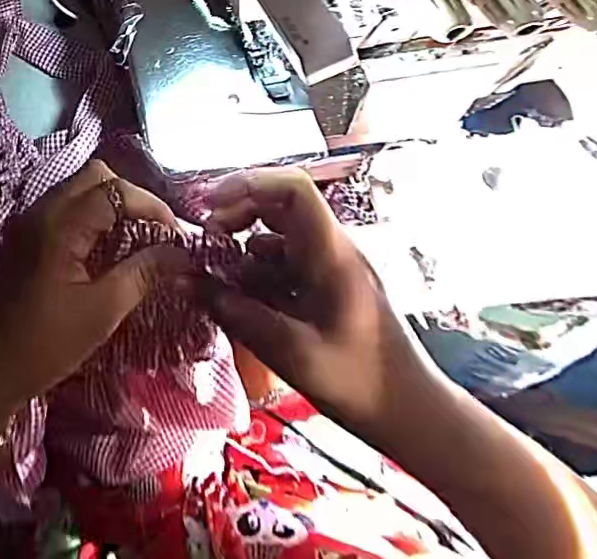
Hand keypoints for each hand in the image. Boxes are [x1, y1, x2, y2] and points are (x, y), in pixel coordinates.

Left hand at [0, 160, 185, 440]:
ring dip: (113, 202)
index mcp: (59, 225)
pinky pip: (66, 204)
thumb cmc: (44, 344)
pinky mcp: (26, 232)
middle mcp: (42, 210)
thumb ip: (142, 274)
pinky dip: (93, 213)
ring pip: (80, 187)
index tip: (176, 233)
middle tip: (157, 229)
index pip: (115, 191)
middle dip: (132, 196)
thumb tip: (181, 254)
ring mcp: (30, 219)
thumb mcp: (101, 312)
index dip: (151, 205)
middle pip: (95, 176)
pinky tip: (109, 244)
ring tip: (139, 235)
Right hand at [191, 168, 446, 441]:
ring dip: (239, 247)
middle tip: (205, 241)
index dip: (248, 184)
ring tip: (213, 276)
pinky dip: (252, 271)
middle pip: (277, 202)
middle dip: (234, 214)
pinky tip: (236, 299)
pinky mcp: (320, 282)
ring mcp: (325, 263)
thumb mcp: (294, 354)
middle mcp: (329, 247)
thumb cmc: (360, 382)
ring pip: (273, 233)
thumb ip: (239, 316)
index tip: (210, 205)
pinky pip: (279, 260)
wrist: (410, 412)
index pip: (293, 188)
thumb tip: (186, 282)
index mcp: (331, 252)